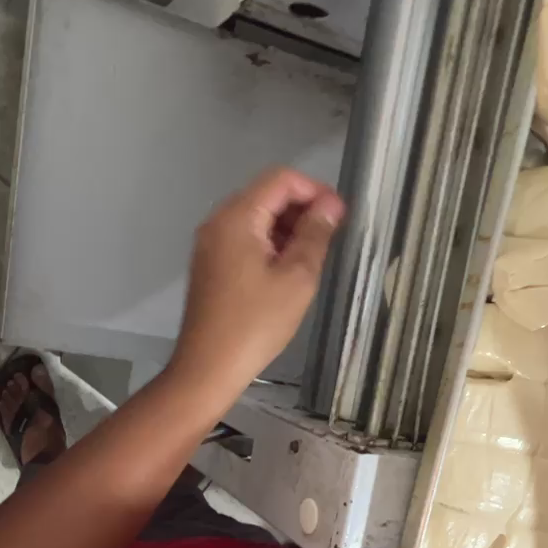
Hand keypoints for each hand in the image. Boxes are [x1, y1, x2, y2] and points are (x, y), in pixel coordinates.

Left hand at [167, 168, 344, 407]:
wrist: (208, 367)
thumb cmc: (256, 324)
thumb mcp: (296, 278)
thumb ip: (315, 235)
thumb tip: (330, 206)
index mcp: (237, 217)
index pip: (280, 179)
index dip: (315, 190)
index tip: (339, 216)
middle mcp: (218, 222)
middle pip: (265, 195)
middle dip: (301, 209)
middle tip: (330, 238)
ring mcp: (209, 244)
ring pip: (255, 218)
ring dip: (286, 229)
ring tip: (311, 258)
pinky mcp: (209, 265)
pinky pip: (243, 240)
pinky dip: (268, 245)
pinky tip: (286, 272)